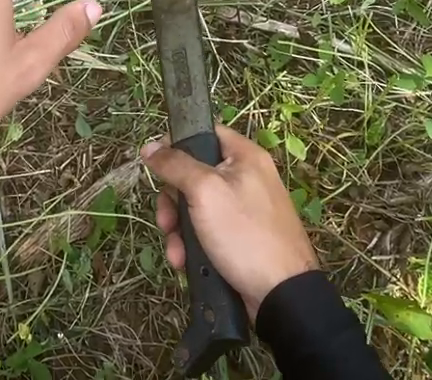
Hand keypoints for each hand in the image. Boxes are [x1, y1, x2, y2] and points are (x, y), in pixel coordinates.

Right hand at [143, 124, 318, 318]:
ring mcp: (244, 210)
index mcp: (245, 156)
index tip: (156, 162)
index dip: (176, 143)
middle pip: (194, 173)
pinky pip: (207, 229)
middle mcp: (246, 178)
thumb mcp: (205, 192)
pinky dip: (193, 244)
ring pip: (196, 205)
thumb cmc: (244, 234)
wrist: (282, 298)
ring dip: (179, 228)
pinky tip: (186, 261)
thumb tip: (149, 147)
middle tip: (166, 219)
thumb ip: (175, 165)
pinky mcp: (241, 238)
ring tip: (176, 250)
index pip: (204, 133)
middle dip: (173, 200)